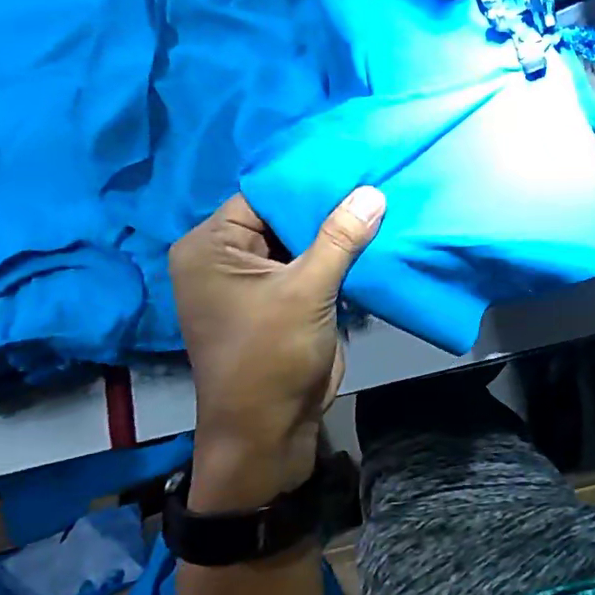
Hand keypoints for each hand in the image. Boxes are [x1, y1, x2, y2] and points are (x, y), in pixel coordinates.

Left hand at [169, 189, 383, 508]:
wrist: (270, 428)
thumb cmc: (271, 355)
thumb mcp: (307, 292)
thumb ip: (339, 239)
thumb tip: (373, 193)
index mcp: (211, 248)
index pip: (263, 198)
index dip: (308, 184)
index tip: (355, 167)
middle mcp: (227, 260)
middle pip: (284, 220)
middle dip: (328, 210)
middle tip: (376, 184)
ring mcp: (256, 284)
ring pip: (303, 246)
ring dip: (339, 237)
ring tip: (383, 208)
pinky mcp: (284, 304)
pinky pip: (313, 270)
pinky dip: (340, 262)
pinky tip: (375, 244)